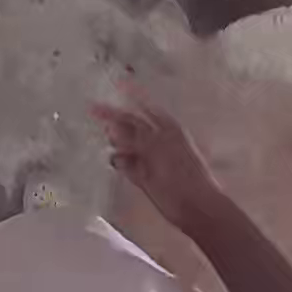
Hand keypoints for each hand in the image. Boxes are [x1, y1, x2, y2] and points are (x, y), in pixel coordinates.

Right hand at [92, 85, 227, 232]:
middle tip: (94, 113)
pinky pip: (126, 162)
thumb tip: (112, 126)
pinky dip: (119, 159)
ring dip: (116, 140)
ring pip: (128, 143)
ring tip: (108, 138)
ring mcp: (151, 158)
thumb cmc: (181, 175)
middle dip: (115, 118)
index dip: (132, 94)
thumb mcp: (157, 150)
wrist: (197, 209)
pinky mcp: (145, 176)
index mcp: (166, 128)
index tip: (117, 83)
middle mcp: (158, 140)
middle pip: (132, 124)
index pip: (143, 106)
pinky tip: (114, 159)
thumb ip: (134, 137)